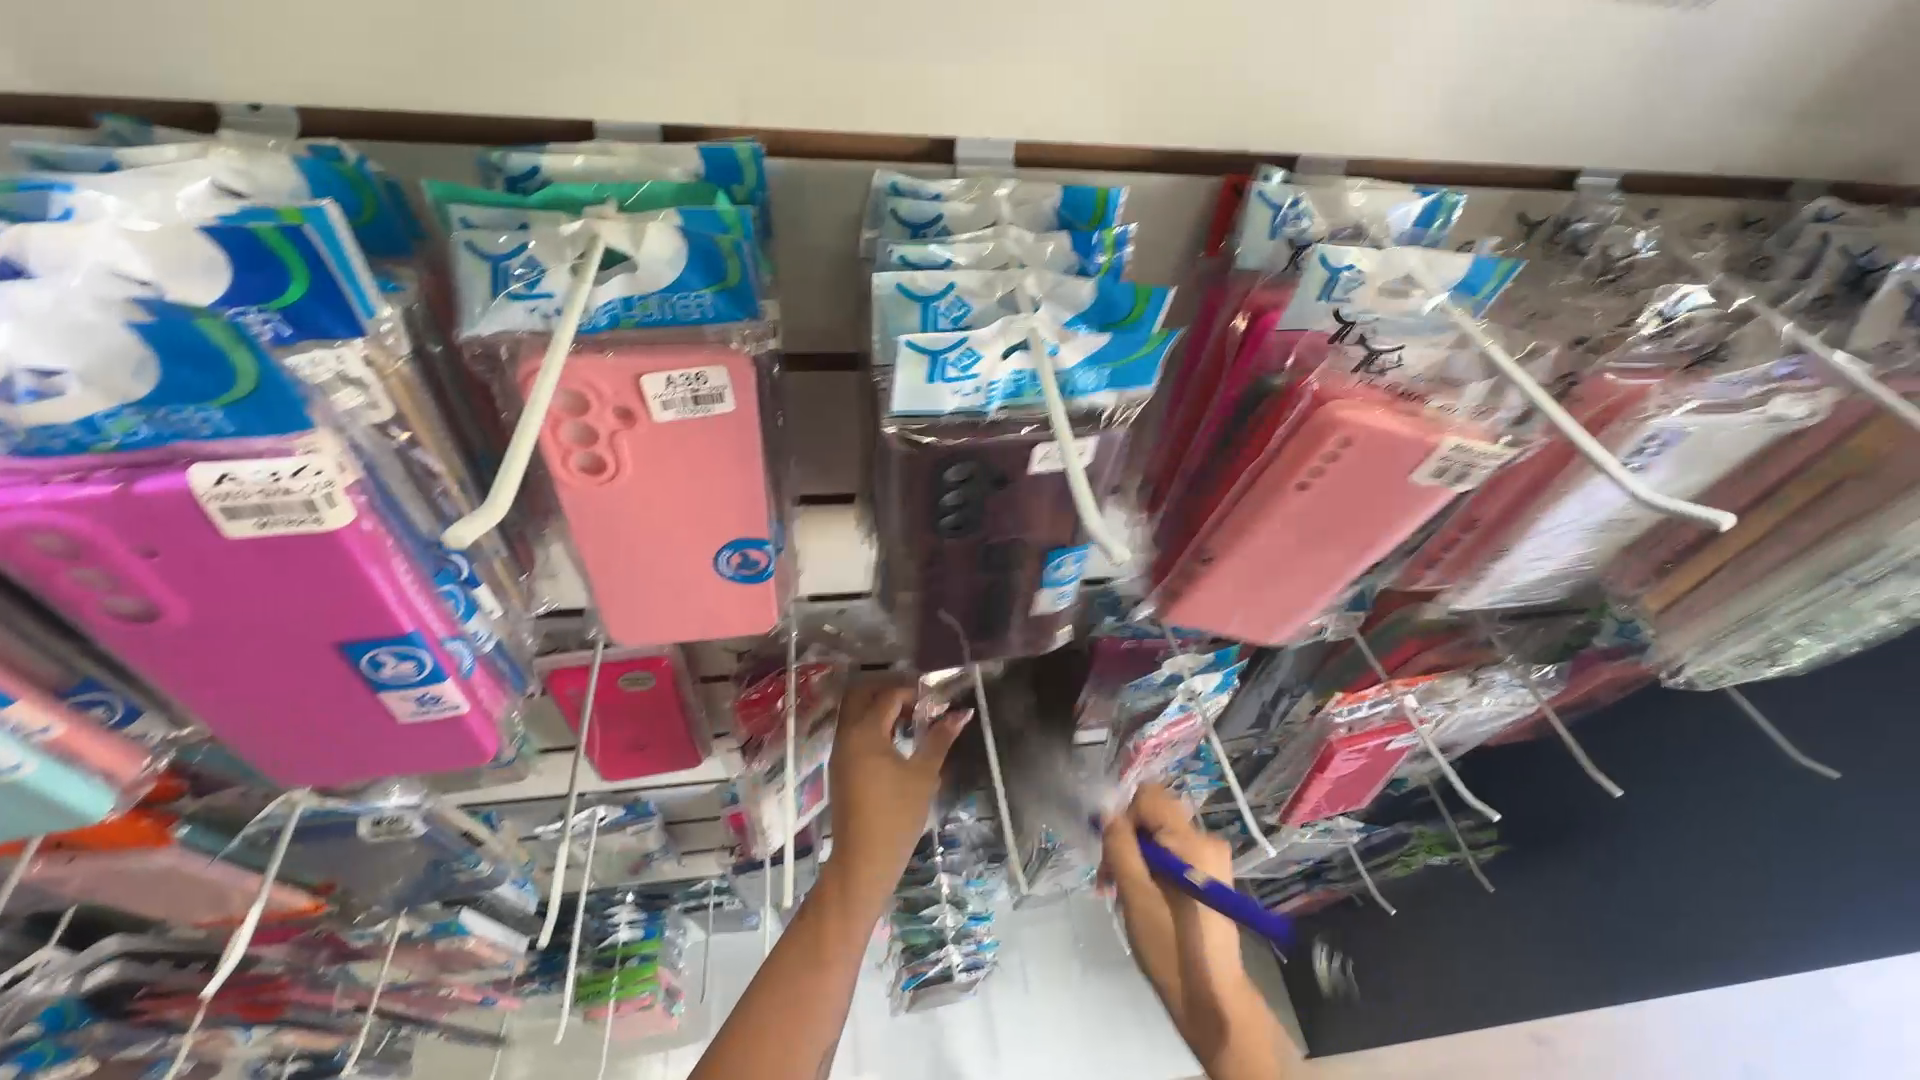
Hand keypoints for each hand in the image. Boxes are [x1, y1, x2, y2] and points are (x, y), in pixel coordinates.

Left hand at [825, 680, 970, 900]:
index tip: (934, 702)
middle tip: (917, 705)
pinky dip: (871, 728)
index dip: (912, 693)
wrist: (864, 859)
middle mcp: (846, 735)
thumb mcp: (924, 774)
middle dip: (888, 692)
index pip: (888, 696)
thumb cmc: (897, 814)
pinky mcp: (839, 768)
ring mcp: (839, 752)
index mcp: (865, 732)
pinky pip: (853, 733)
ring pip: (854, 715)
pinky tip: (895, 744)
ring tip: (910, 723)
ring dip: (879, 710)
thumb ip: (940, 739)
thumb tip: (962, 713)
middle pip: (861, 696)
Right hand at [1101, 785, 1247, 1018]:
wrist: (1211, 997)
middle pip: (1154, 816)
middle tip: (1108, 881)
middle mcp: (1207, 841)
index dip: (1124, 818)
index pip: (1149, 797)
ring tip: (1119, 895)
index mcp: (1192, 841)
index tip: (1110, 854)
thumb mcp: (1135, 894)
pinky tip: (1141, 899)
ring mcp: (1212, 859)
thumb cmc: (1169, 946)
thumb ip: (1119, 846)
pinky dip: (1152, 870)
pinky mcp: (1210, 877)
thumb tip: (1107, 811)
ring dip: (1135, 859)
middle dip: (1126, 841)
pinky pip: (1173, 855)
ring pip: (1160, 837)